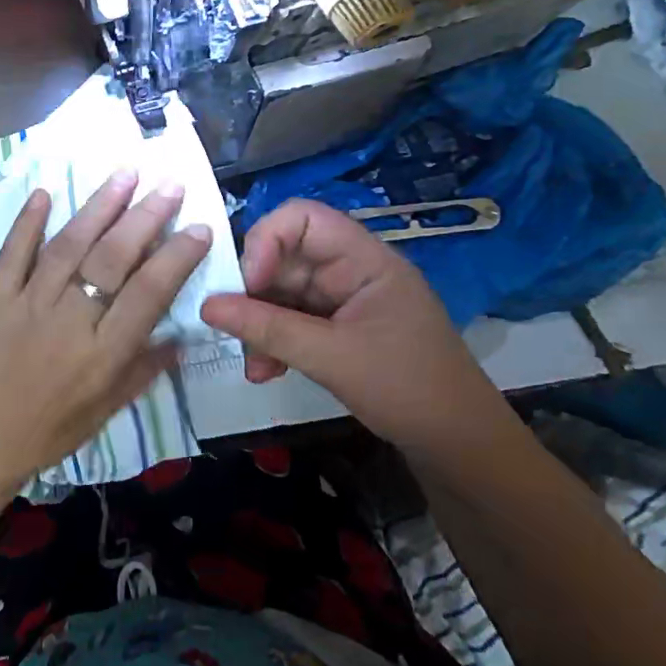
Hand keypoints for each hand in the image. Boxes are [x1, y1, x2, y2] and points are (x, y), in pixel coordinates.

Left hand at [0, 172, 212, 552]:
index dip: (176, 257)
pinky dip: (27, 222)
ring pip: (68, 246)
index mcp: (102, 353)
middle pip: (111, 259)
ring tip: (124, 174)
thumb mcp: (105, 413)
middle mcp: (68, 320)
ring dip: (97, 207)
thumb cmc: (48, 432)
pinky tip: (44, 192)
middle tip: (169, 184)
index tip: (198, 226)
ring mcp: (27, 302)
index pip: (148, 293)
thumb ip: (143, 371)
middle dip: (144, 217)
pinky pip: (12, 253)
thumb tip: (180, 336)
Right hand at [199, 199, 521, 454]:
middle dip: (253, 294)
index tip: (248, 284)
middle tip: (234, 329)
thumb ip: (267, 329)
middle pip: (283, 257)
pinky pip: (288, 320)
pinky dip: (271, 342)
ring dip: (258, 325)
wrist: (460, 446)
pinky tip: (265, 372)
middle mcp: (350, 270)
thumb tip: (205, 306)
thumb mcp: (333, 358)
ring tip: (254, 365)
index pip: (302, 218)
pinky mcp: (334, 327)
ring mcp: (341, 299)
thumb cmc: (409, 390)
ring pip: (279, 293)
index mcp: (365, 261)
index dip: (266, 241)